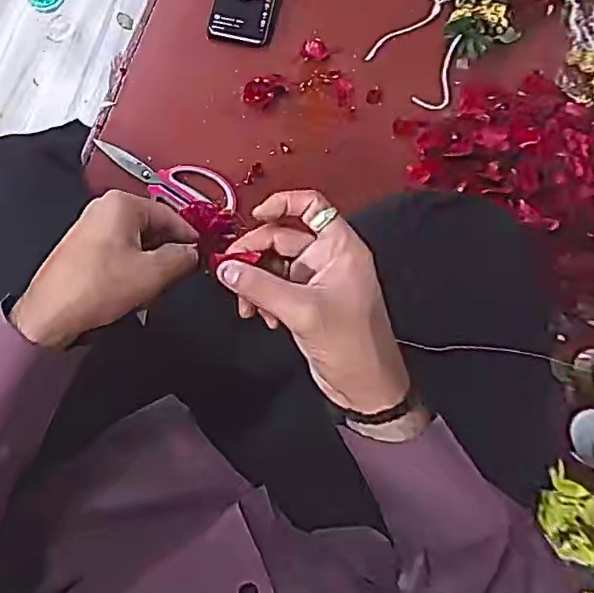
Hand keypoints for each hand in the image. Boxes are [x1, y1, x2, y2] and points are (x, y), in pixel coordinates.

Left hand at [10, 190, 199, 348]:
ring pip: (137, 243)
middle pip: (153, 228)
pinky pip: (120, 253)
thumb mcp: (153, 273)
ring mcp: (92, 228)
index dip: (189, 236)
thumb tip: (192, 254)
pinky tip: (131, 292)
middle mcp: (104, 209)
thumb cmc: (88, 289)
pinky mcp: (84, 249)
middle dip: (167, 254)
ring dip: (149, 266)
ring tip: (149, 290)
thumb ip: (182, 258)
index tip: (200, 252)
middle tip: (176, 275)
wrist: (50, 315)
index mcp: (120, 204)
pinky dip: (131, 270)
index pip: (170, 214)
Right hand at [214, 190, 411, 414]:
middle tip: (231, 269)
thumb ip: (260, 286)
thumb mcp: (303, 311)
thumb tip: (227, 268)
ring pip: (275, 263)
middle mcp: (328, 257)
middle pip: (283, 236)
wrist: (366, 390)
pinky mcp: (307, 299)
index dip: (283, 203)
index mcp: (340, 247)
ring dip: (254, 279)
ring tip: (246, 303)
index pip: (312, 205)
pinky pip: (275, 285)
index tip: (256, 215)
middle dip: (255, 253)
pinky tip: (258, 315)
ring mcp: (317, 278)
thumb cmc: (353, 346)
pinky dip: (262, 296)